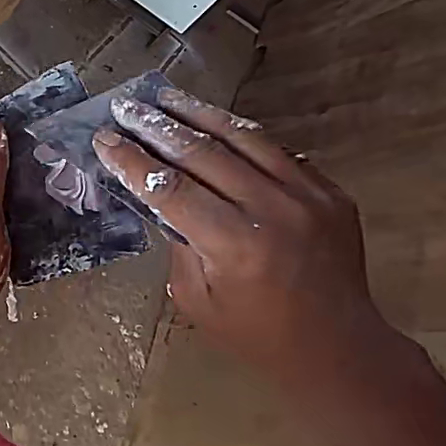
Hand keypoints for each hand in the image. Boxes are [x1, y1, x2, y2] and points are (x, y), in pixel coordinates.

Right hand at [91, 88, 403, 389]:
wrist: (342, 349)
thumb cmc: (252, 332)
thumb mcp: (192, 293)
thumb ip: (176, 238)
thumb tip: (155, 193)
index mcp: (234, 245)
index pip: (169, 187)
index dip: (131, 160)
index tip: (103, 138)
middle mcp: (273, 212)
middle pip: (202, 153)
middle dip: (155, 126)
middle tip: (124, 107)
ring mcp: (309, 197)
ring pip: (243, 138)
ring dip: (197, 113)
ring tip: (164, 96)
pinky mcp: (329, 193)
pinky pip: (275, 150)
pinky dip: (238, 131)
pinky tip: (210, 120)